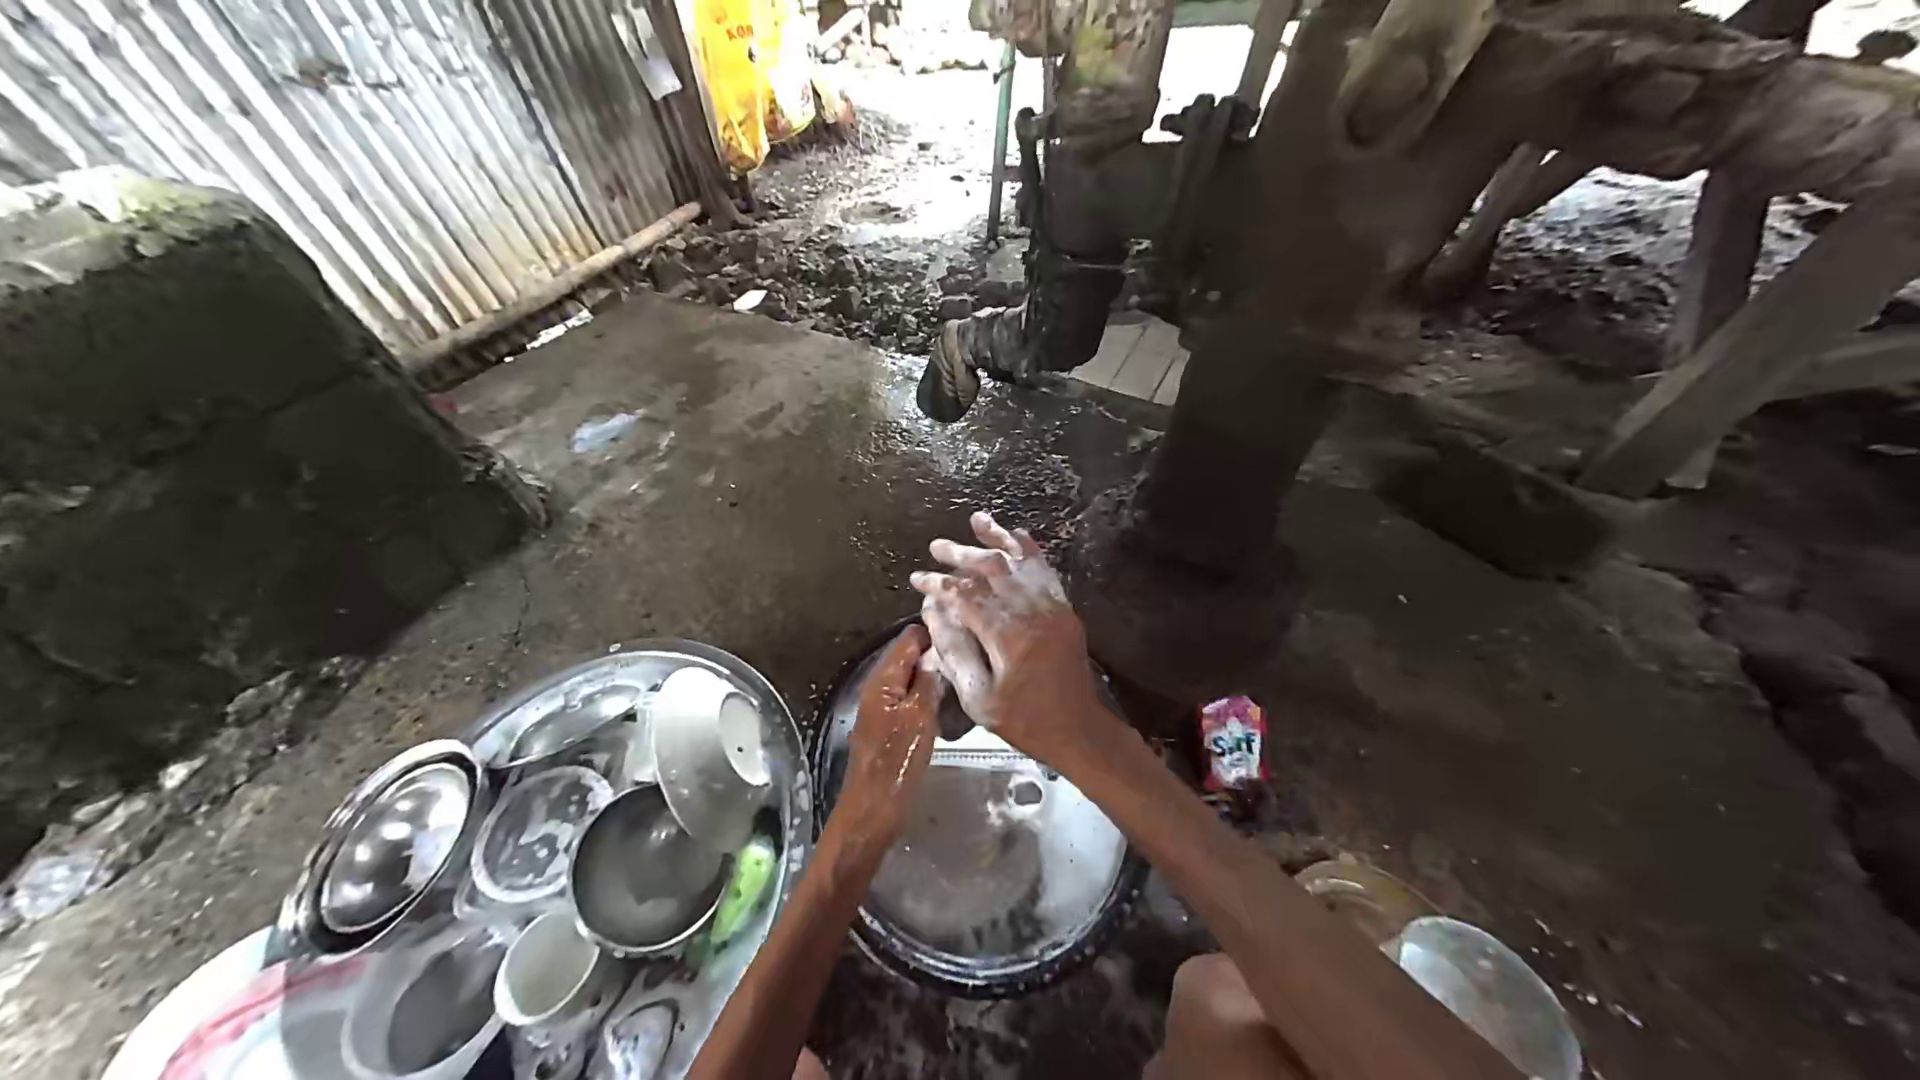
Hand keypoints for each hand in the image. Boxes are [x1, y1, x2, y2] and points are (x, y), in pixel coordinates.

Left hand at [838, 625, 941, 856]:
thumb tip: (938, 653)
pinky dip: (927, 695)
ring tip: (964, 679)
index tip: (964, 636)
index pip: (909, 638)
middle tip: (969, 659)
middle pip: (909, 656)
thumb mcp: (919, 717)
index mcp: (882, 679)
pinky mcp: (888, 723)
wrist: (874, 807)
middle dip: (936, 654)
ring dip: (933, 676)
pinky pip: (910, 697)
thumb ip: (927, 681)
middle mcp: (878, 686)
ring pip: (911, 677)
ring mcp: (882, 705)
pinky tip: (947, 703)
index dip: (934, 633)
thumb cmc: (897, 761)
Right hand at [909, 512, 1116, 769]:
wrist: (1079, 729)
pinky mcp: (1064, 609)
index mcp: (1008, 637)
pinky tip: (1016, 535)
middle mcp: (1033, 613)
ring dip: (998, 538)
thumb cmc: (1023, 721)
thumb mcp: (977, 698)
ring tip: (977, 519)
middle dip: (961, 553)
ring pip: (1022, 561)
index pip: (966, 596)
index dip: (939, 584)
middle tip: (936, 546)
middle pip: (993, 569)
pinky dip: (1029, 550)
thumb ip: (954, 651)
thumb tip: (933, 611)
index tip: (918, 580)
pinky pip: (1046, 571)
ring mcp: (1053, 608)